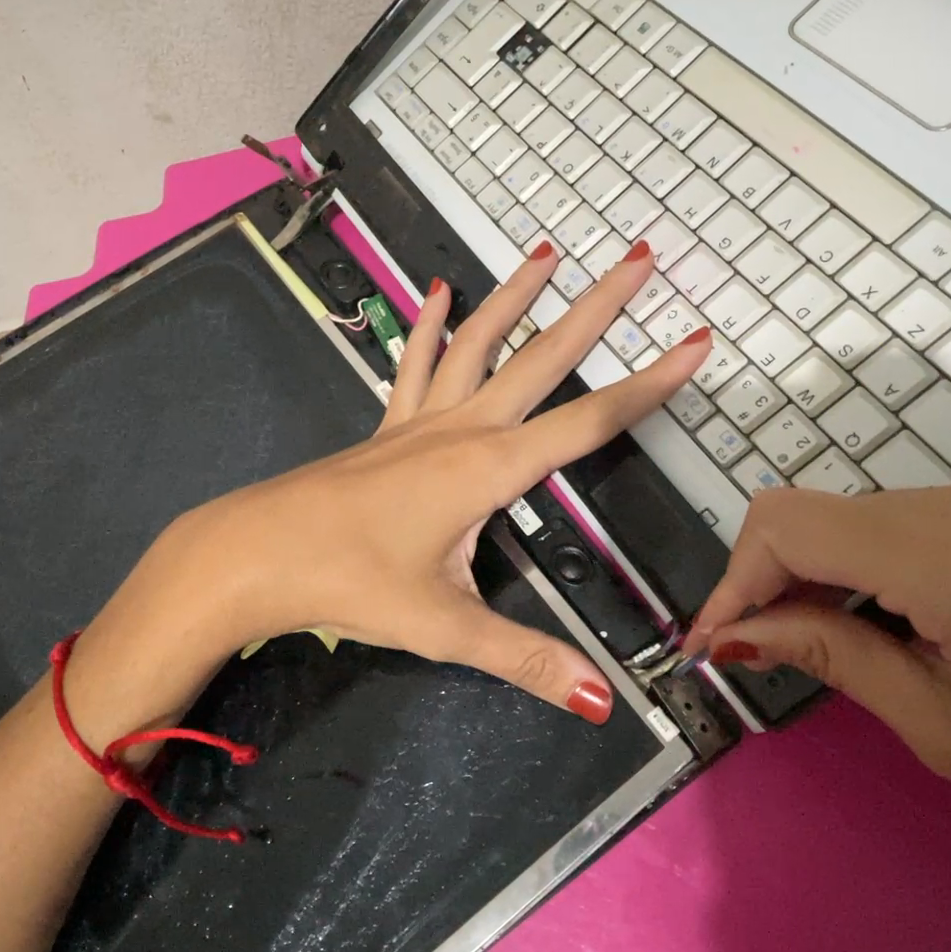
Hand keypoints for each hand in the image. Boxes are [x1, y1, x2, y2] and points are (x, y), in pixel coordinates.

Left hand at [74, 239, 709, 733]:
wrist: (255, 553)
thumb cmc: (350, 584)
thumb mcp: (445, 626)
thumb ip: (525, 658)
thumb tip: (600, 700)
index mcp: (491, 468)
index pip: (589, 423)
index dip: (649, 386)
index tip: (696, 342)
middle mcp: (462, 428)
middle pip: (542, 358)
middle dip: (596, 308)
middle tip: (637, 256)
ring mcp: (420, 420)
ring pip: (477, 343)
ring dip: (514, 296)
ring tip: (545, 250)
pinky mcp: (386, 426)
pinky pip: (414, 364)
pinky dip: (429, 326)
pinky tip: (437, 289)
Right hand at [684, 470, 950, 951]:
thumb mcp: (950, 733)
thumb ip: (832, 655)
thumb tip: (732, 632)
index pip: (793, 523)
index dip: (733, 576)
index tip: (712, 639)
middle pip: (824, 511)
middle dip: (773, 577)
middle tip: (755, 646)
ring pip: (865, 511)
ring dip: (824, 569)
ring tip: (818, 635)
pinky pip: (913, 516)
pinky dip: (875, 560)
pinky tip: (886, 613)